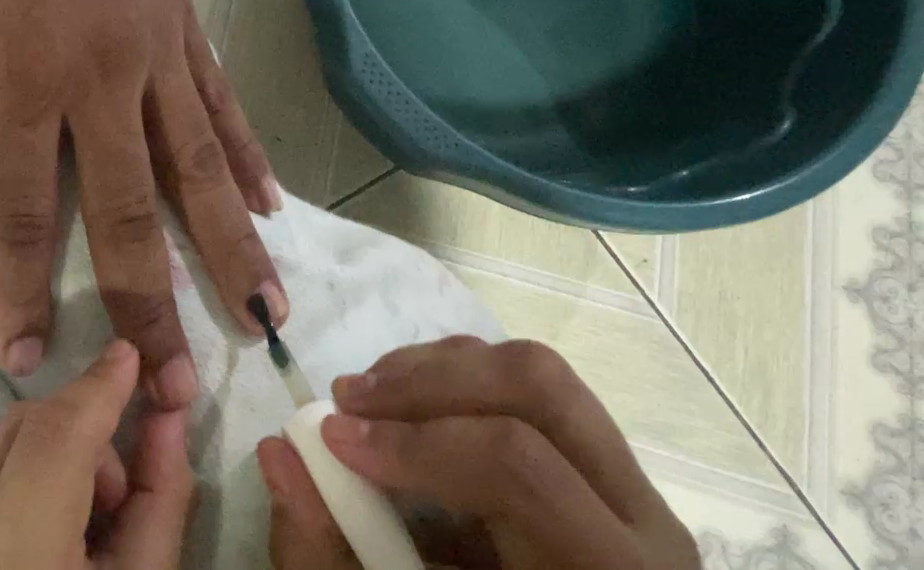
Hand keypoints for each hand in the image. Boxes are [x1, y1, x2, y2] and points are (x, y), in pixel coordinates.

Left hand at [0, 0, 282, 407]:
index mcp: (22, 82)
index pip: (21, 209)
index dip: (21, 287)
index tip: (27, 358)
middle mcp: (101, 83)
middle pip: (128, 215)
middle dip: (149, 309)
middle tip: (174, 391)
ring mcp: (156, 55)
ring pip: (198, 173)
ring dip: (228, 254)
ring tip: (263, 322)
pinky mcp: (185, 25)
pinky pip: (222, 107)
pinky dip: (248, 163)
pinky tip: (272, 210)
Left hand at [0, 340, 194, 569]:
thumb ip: (156, 510)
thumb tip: (166, 421)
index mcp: (11, 557)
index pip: (55, 438)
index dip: (98, 389)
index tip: (130, 356)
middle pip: (19, 431)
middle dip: (78, 431)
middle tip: (116, 486)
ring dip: (42, 462)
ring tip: (73, 532)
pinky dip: (3, 488)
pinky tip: (25, 546)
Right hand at [257, 337, 700, 568]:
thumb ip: (325, 553)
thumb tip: (278, 451)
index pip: (519, 468)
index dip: (414, 442)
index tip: (334, 439)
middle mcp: (644, 529)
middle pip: (540, 390)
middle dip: (426, 379)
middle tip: (349, 400)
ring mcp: (635, 493)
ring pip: (537, 376)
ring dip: (434, 372)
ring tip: (369, 402)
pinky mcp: (608, 476)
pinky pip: (532, 396)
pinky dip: (452, 385)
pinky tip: (408, 421)